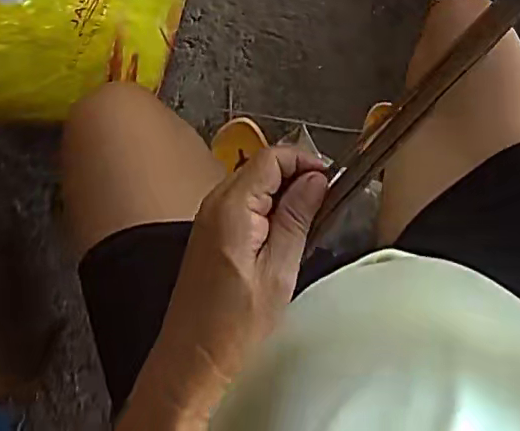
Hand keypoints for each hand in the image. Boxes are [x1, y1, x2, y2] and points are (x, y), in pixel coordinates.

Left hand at [120, 145, 328, 428]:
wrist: (190, 363)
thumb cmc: (232, 328)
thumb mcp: (278, 272)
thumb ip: (297, 218)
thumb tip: (316, 180)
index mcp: (232, 206)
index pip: (272, 157)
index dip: (305, 160)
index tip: (330, 179)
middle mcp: (216, 201)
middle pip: (263, 164)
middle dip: (297, 173)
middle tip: (326, 198)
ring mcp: (209, 214)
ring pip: (255, 179)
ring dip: (284, 189)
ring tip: (310, 216)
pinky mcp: (210, 229)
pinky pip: (244, 199)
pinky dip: (268, 204)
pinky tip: (284, 230)